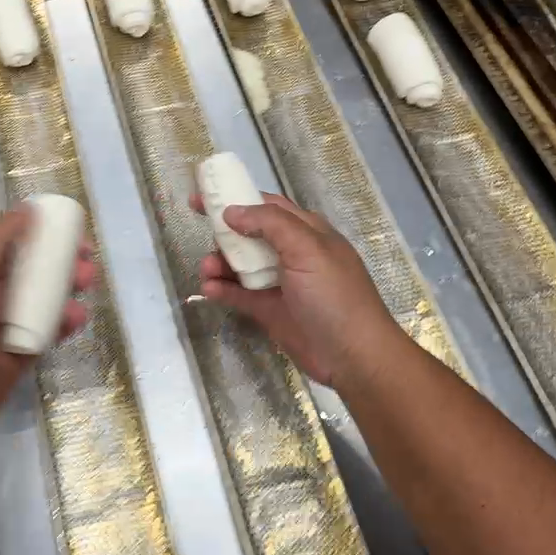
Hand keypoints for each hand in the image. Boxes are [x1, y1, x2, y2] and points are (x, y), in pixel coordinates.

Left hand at [0, 204, 93, 433]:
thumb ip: (2, 235)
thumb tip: (29, 208)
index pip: (3, 238)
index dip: (34, 228)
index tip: (65, 224)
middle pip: (28, 266)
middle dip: (58, 258)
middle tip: (86, 256)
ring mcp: (2, 322)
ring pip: (41, 297)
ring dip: (66, 287)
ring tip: (89, 283)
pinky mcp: (19, 351)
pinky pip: (46, 330)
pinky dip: (63, 321)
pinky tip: (78, 318)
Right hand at [191, 192, 395, 386]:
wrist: (353, 356)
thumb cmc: (334, 295)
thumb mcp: (307, 249)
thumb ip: (270, 224)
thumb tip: (232, 212)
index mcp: (306, 232)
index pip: (266, 206)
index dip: (235, 199)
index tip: (202, 199)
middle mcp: (291, 253)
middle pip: (249, 235)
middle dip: (224, 235)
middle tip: (202, 236)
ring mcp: (279, 283)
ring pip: (240, 265)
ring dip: (220, 263)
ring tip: (207, 270)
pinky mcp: (269, 309)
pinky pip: (239, 293)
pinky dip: (222, 289)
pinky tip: (209, 289)